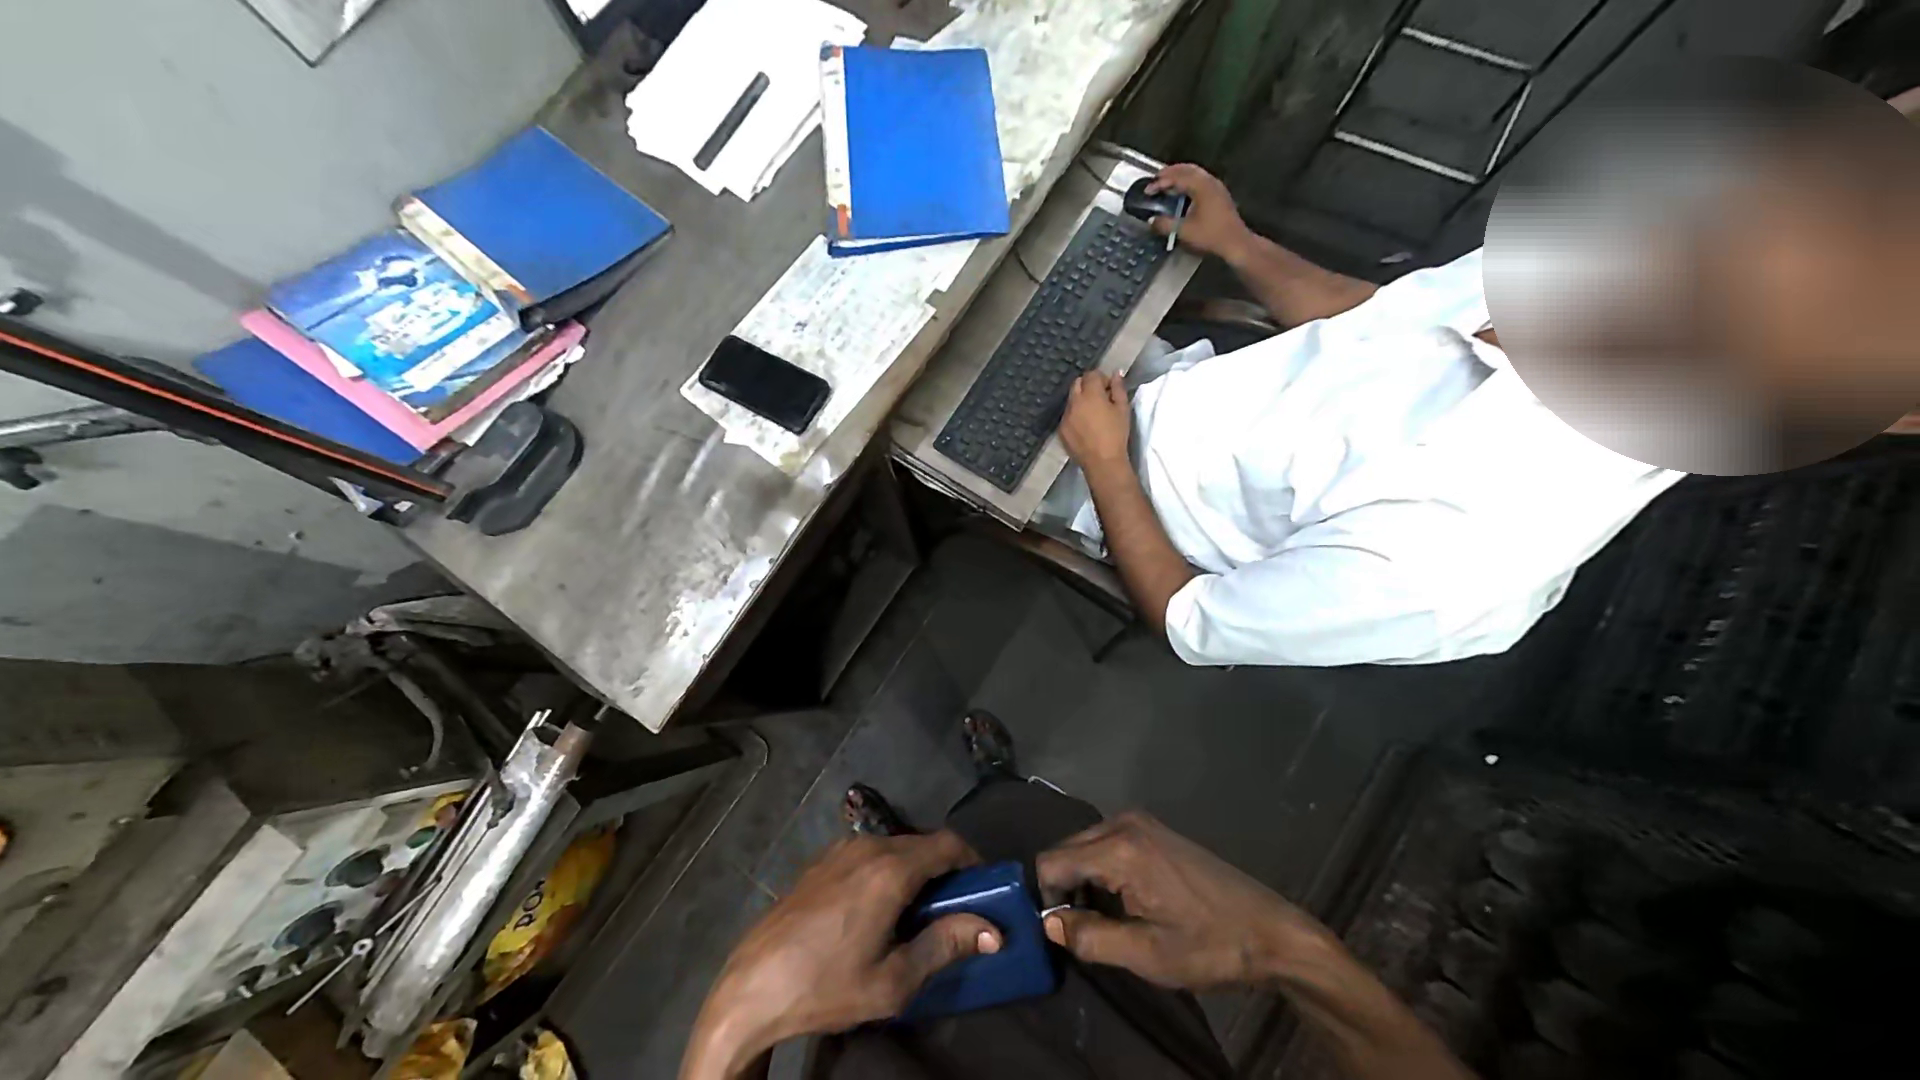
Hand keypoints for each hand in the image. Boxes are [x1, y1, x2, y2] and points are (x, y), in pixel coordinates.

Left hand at [681, 832, 999, 1079]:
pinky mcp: (820, 861)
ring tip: (918, 913)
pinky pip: (868, 855)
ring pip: (894, 847)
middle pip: (922, 843)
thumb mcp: (893, 980)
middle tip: (955, 909)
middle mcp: (867, 847)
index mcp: (890, 869)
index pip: (948, 843)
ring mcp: (839, 850)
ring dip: (915, 869)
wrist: (751, 986)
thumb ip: (945, 945)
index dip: (973, 860)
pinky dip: (887, 870)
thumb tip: (992, 930)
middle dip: (945, 869)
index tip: (984, 888)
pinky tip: (877, 909)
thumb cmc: (826, 984)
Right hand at [1037, 812, 1330, 990]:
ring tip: (1107, 920)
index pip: (1052, 861)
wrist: (1271, 931)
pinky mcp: (1152, 829)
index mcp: (1119, 848)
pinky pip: (1105, 844)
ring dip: (1084, 882)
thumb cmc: (1210, 945)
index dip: (1047, 897)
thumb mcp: (1146, 954)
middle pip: (1066, 850)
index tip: (1064, 931)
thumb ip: (1089, 937)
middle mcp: (1123, 822)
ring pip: (1084, 847)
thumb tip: (1047, 924)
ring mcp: (1140, 822)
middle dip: (1065, 889)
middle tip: (1085, 931)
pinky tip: (1125, 901)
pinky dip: (1102, 871)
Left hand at [1059, 372, 1131, 469]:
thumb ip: (1118, 388)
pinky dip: (1074, 415)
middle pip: (1077, 383)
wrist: (1102, 461)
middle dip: (1088, 385)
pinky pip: (1067, 415)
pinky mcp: (1061, 429)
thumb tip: (1115, 373)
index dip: (1101, 378)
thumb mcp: (1122, 409)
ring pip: (1071, 400)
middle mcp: (1074, 402)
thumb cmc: (1116, 434)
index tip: (1108, 389)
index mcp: (1090, 394)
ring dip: (1080, 401)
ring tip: (1092, 415)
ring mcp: (1065, 416)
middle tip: (1100, 398)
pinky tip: (1085, 427)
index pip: (1091, 375)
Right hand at [1146, 163, 1254, 263]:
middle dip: (1169, 172)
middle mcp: (1209, 181)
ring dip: (1179, 175)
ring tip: (1166, 182)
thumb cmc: (1210, 235)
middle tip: (1155, 179)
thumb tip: (1151, 220)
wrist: (1234, 241)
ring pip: (1195, 173)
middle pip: (1187, 169)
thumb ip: (1165, 224)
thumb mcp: (1184, 231)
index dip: (1160, 182)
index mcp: (1201, 186)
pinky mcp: (1219, 193)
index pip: (1177, 177)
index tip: (1148, 190)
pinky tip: (1182, 191)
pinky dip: (1188, 181)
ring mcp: (1216, 186)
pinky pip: (1200, 179)